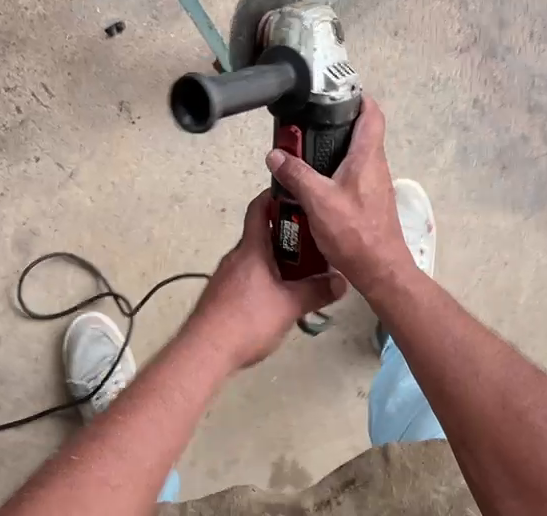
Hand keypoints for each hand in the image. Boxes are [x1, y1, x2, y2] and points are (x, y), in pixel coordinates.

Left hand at [184, 192, 346, 369]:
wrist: (205, 351)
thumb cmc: (247, 319)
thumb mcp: (289, 306)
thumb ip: (316, 292)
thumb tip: (341, 282)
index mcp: (251, 249)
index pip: (259, 208)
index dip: (274, 196)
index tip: (294, 195)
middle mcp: (236, 257)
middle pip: (261, 235)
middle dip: (287, 237)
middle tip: (312, 244)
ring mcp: (226, 276)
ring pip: (255, 258)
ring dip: (277, 261)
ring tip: (301, 274)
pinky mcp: (221, 296)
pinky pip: (247, 277)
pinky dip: (265, 279)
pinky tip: (278, 299)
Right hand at [264, 98, 413, 299]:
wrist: (381, 271)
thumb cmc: (355, 232)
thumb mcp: (318, 201)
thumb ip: (296, 175)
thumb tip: (274, 154)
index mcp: (368, 156)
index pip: (373, 114)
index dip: (359, 97)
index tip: (337, 92)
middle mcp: (376, 165)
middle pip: (362, 132)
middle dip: (338, 122)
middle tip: (309, 121)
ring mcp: (375, 184)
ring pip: (357, 155)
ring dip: (335, 149)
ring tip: (305, 150)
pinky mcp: (370, 201)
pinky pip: (354, 174)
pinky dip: (336, 170)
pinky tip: (315, 182)